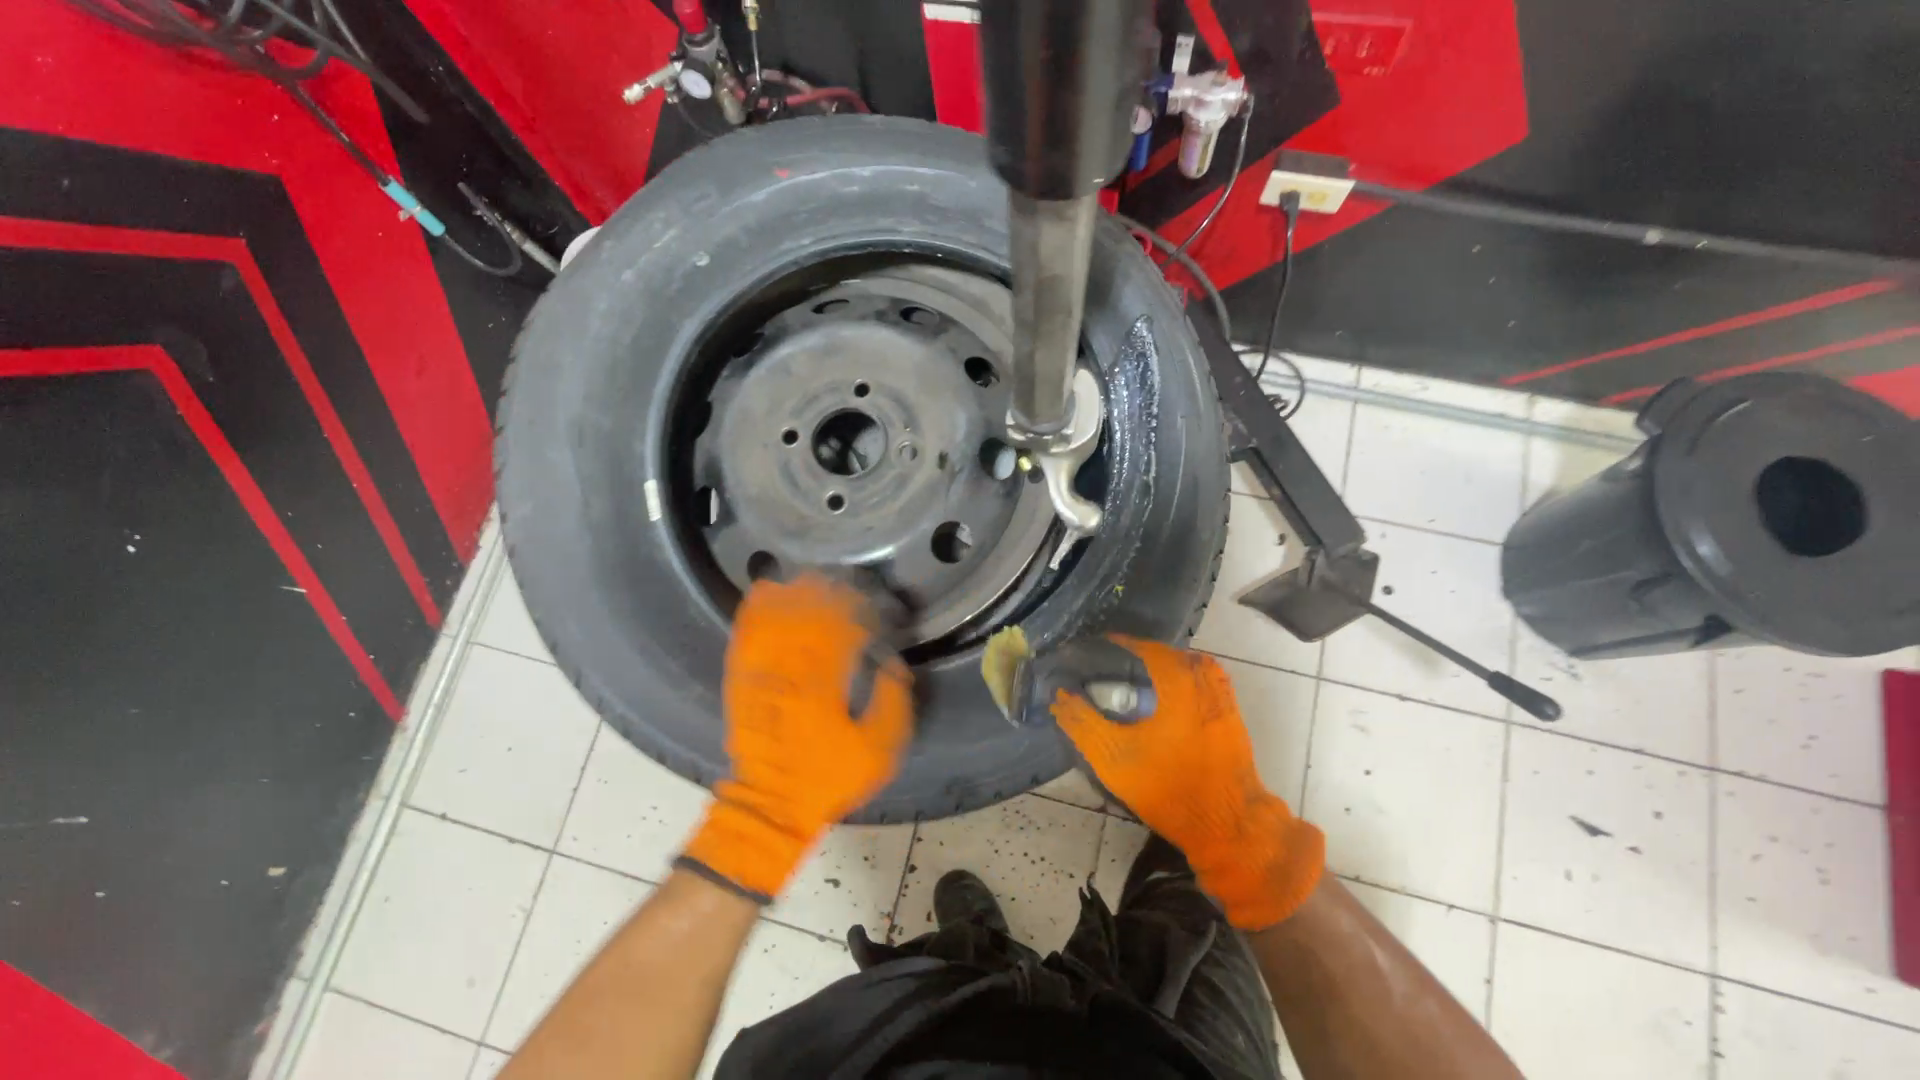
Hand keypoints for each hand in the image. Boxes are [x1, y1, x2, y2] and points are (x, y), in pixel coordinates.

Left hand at [679, 574, 913, 900]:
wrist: (772, 806)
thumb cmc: (829, 780)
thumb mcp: (879, 751)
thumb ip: (893, 703)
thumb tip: (894, 665)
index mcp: (826, 685)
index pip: (845, 628)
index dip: (864, 610)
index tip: (878, 606)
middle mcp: (790, 670)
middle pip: (809, 613)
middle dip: (832, 591)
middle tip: (850, 583)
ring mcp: (761, 672)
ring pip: (777, 615)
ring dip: (796, 592)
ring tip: (815, 578)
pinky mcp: (741, 679)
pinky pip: (745, 633)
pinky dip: (756, 608)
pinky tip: (767, 589)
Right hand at [1050, 635, 1322, 928]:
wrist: (1227, 826)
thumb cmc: (1170, 788)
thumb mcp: (1115, 758)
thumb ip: (1083, 723)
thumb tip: (1059, 695)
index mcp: (1181, 685)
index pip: (1150, 649)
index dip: (1125, 644)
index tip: (1103, 645)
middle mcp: (1207, 685)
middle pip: (1176, 655)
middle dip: (1148, 654)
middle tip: (1121, 663)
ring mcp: (1226, 704)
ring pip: (1197, 671)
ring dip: (1171, 669)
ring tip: (1145, 681)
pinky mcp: (1234, 724)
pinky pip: (1209, 688)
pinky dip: (1188, 685)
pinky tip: (1170, 706)